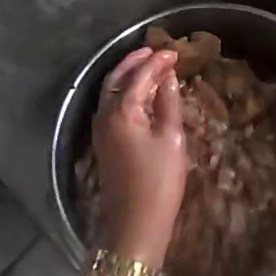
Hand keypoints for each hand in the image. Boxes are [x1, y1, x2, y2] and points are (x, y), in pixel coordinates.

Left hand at [90, 47, 187, 268]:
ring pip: (111, 92)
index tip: (175, 52)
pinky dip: (125, 93)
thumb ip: (168, 103)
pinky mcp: (103, 142)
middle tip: (155, 51)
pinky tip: (142, 95)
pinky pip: (112, 106)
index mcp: (121, 110)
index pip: (139, 76)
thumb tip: (168, 77)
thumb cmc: (159, 182)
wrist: (134, 224)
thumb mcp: (171, 139)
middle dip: (135, 62)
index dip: (157, 62)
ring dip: (129, 76)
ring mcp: (100, 129)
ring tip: (149, 67)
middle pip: (117, 79)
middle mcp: (104, 114)